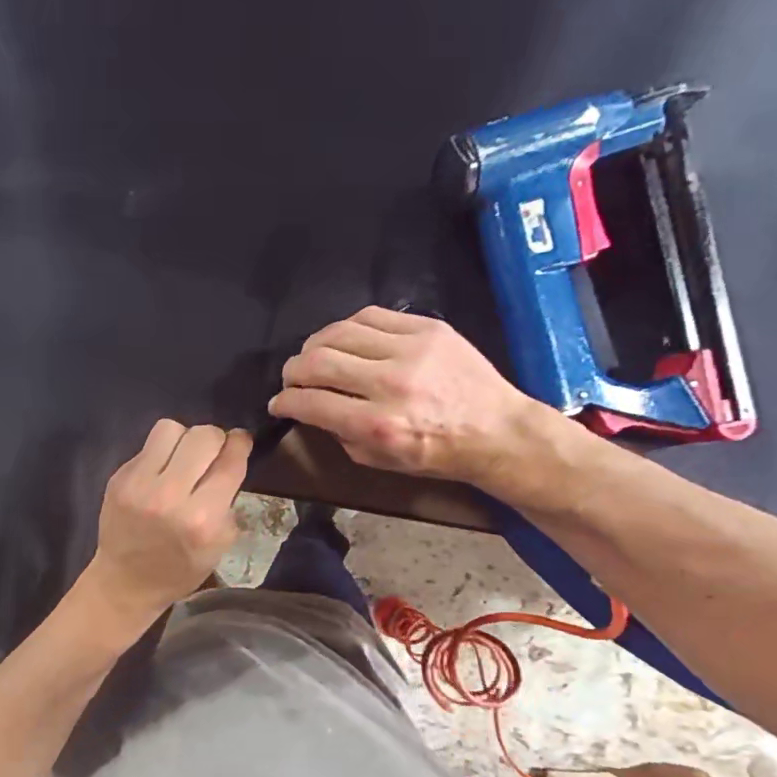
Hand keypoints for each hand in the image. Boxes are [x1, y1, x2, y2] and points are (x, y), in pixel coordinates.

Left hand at [76, 419, 252, 630]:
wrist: (126, 581)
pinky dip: (161, 452)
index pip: (230, 462)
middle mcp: (170, 497)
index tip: (241, 442)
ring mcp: (139, 484)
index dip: (240, 444)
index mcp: (202, 519)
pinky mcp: (119, 478)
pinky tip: (162, 471)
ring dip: (185, 439)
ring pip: (172, 429)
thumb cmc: (181, 568)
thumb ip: (229, 501)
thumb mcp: (220, 545)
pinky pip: (148, 445)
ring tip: (185, 457)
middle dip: (216, 439)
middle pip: (204, 436)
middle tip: (213, 452)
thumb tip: (232, 459)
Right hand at [268, 306, 568, 497]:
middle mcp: (391, 383)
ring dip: (314, 345)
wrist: (497, 430)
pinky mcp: (428, 328)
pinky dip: (347, 327)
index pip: (311, 402)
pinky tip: (345, 340)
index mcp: (378, 425)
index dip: (285, 401)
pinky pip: (371, 315)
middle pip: (318, 361)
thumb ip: (341, 434)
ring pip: (339, 332)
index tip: (278, 403)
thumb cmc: (437, 455)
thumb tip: (313, 408)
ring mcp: (411, 350)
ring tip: (313, 356)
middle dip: (293, 370)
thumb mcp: (380, 461)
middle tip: (292, 379)